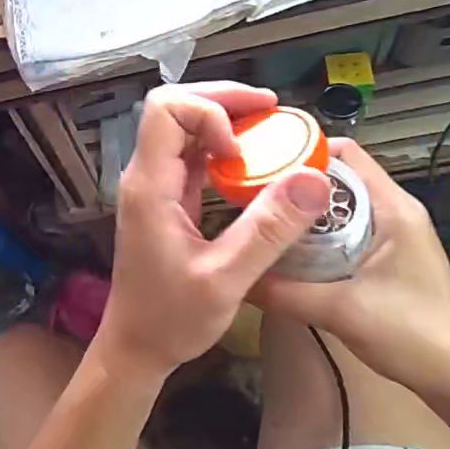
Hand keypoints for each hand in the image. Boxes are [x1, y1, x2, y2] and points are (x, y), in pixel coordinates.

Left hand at [99, 83, 332, 382]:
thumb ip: (268, 230)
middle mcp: (146, 177)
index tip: (241, 148)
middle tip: (271, 109)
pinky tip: (253, 161)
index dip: (209, 112)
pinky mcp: (166, 200)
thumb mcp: (226, 279)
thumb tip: (313, 179)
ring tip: (270, 127)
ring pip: (183, 128)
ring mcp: (154, 187)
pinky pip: (191, 156)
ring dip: (225, 120)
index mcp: (149, 186)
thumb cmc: (171, 320)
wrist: (136, 348)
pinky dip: (222, 148)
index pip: (165, 110)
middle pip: (175, 108)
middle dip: (223, 101)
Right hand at [251, 139, 449, 400]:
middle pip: (339, 176)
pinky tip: (291, 253)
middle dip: (295, 184)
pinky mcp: (390, 255)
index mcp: (392, 207)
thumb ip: (283, 291)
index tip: (262, 166)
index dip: (302, 151)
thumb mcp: (339, 310)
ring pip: (341, 205)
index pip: (345, 152)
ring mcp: (394, 232)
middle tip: (252, 197)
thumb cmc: (411, 334)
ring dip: (305, 212)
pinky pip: (347, 229)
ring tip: (264, 222)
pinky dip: (318, 234)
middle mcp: (394, 210)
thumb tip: (233, 276)